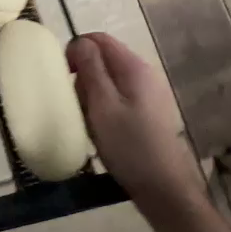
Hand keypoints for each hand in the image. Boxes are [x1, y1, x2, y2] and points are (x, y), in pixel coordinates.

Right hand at [66, 32, 200, 205]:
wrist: (165, 192)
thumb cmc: (130, 146)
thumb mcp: (102, 105)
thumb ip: (90, 69)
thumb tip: (80, 42)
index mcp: (134, 67)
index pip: (99, 39)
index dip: (77, 50)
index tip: (65, 75)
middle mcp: (144, 74)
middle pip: (104, 59)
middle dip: (85, 76)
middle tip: (78, 103)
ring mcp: (149, 95)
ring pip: (109, 80)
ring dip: (94, 94)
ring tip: (89, 120)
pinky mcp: (148, 113)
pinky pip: (118, 97)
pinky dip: (105, 107)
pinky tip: (103, 129)